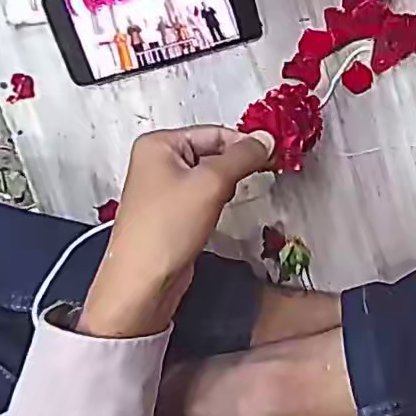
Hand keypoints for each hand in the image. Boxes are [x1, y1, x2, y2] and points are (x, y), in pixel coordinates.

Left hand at [79, 126, 275, 337]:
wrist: (144, 283)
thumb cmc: (166, 229)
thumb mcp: (212, 183)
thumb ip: (242, 156)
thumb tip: (265, 139)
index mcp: (158, 144)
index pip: (215, 132)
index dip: (244, 144)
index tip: (271, 155)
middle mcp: (157, 161)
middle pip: (213, 150)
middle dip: (236, 164)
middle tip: (262, 173)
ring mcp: (163, 187)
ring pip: (210, 174)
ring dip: (228, 183)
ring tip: (232, 197)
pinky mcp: (171, 211)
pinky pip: (203, 194)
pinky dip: (218, 198)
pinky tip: (222, 210)